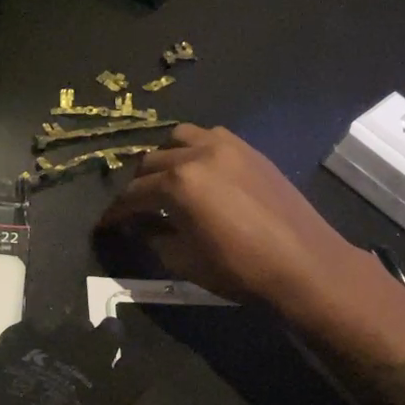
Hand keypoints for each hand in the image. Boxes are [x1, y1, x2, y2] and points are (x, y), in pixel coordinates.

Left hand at [0, 317, 149, 404]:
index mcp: (109, 391)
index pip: (139, 371)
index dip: (136, 375)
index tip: (129, 382)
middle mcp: (84, 360)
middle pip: (108, 334)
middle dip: (109, 339)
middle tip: (103, 348)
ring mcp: (46, 348)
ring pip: (68, 326)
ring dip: (71, 334)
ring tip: (64, 347)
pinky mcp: (10, 346)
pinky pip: (26, 330)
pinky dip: (29, 338)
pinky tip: (25, 351)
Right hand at [97, 125, 363, 311]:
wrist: (299, 260)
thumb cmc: (234, 267)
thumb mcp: (181, 259)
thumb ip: (153, 236)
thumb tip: (138, 225)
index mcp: (177, 184)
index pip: (131, 195)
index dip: (114, 213)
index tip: (104, 226)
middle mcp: (198, 154)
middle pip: (151, 162)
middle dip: (135, 186)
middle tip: (131, 209)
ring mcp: (227, 146)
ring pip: (178, 139)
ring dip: (163, 159)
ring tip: (161, 183)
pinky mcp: (249, 149)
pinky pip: (209, 137)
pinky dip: (192, 151)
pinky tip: (194, 174)